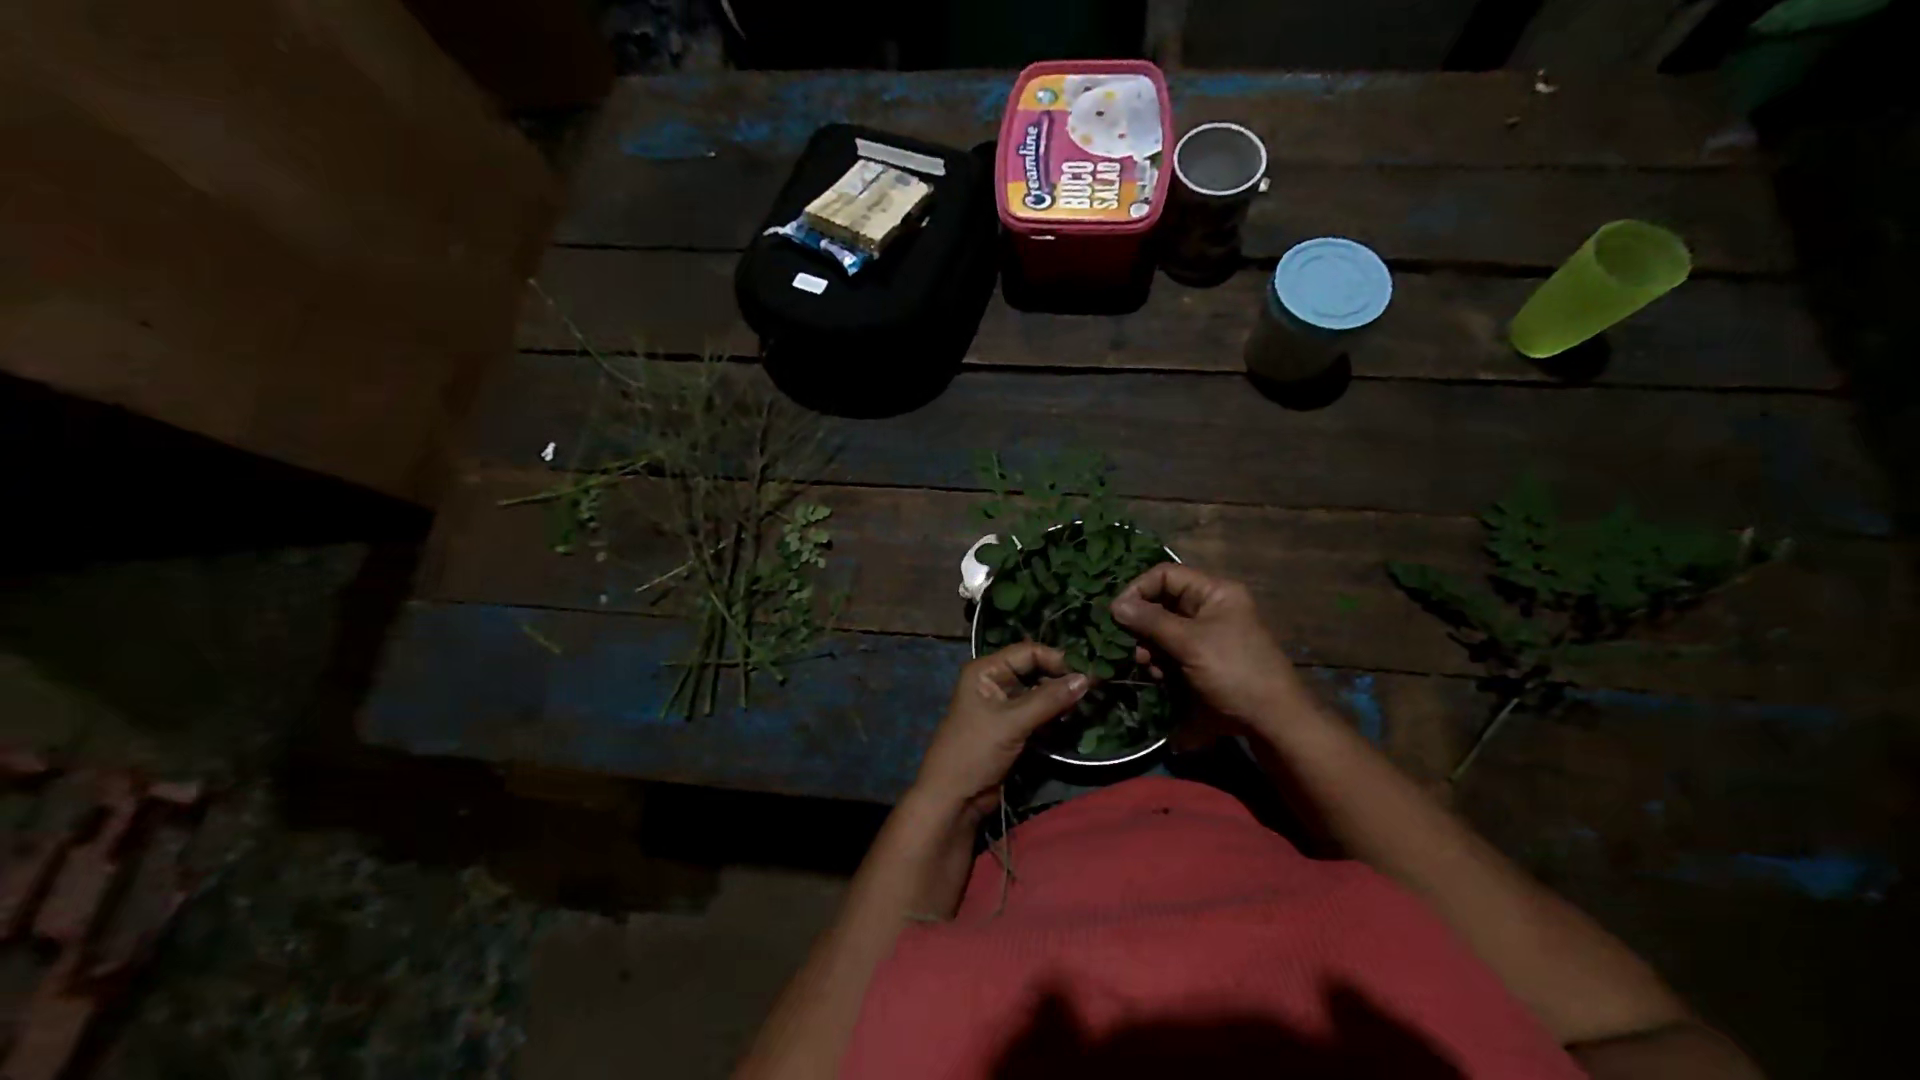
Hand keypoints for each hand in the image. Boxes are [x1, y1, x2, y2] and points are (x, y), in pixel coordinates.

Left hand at [910, 643, 1089, 813]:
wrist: (955, 798)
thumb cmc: (975, 751)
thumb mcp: (1012, 722)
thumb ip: (1049, 700)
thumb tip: (1086, 679)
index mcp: (986, 670)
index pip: (1028, 652)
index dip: (1057, 659)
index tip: (1087, 672)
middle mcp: (995, 682)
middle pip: (1036, 670)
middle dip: (1062, 679)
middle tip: (1094, 689)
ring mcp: (1004, 705)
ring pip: (1039, 693)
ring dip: (1061, 698)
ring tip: (1087, 704)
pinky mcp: (1012, 727)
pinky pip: (1039, 713)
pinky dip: (1054, 715)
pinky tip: (1072, 719)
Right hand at [1109, 563, 1307, 731]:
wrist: (1272, 723)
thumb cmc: (1234, 673)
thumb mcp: (1190, 643)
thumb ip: (1151, 621)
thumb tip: (1115, 605)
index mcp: (1214, 593)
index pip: (1165, 576)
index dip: (1138, 590)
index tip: (1116, 614)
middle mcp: (1209, 609)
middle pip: (1162, 603)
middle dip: (1142, 624)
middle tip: (1134, 647)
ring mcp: (1206, 636)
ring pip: (1162, 630)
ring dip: (1150, 647)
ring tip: (1149, 666)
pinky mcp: (1202, 661)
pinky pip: (1171, 651)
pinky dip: (1160, 662)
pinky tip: (1160, 677)